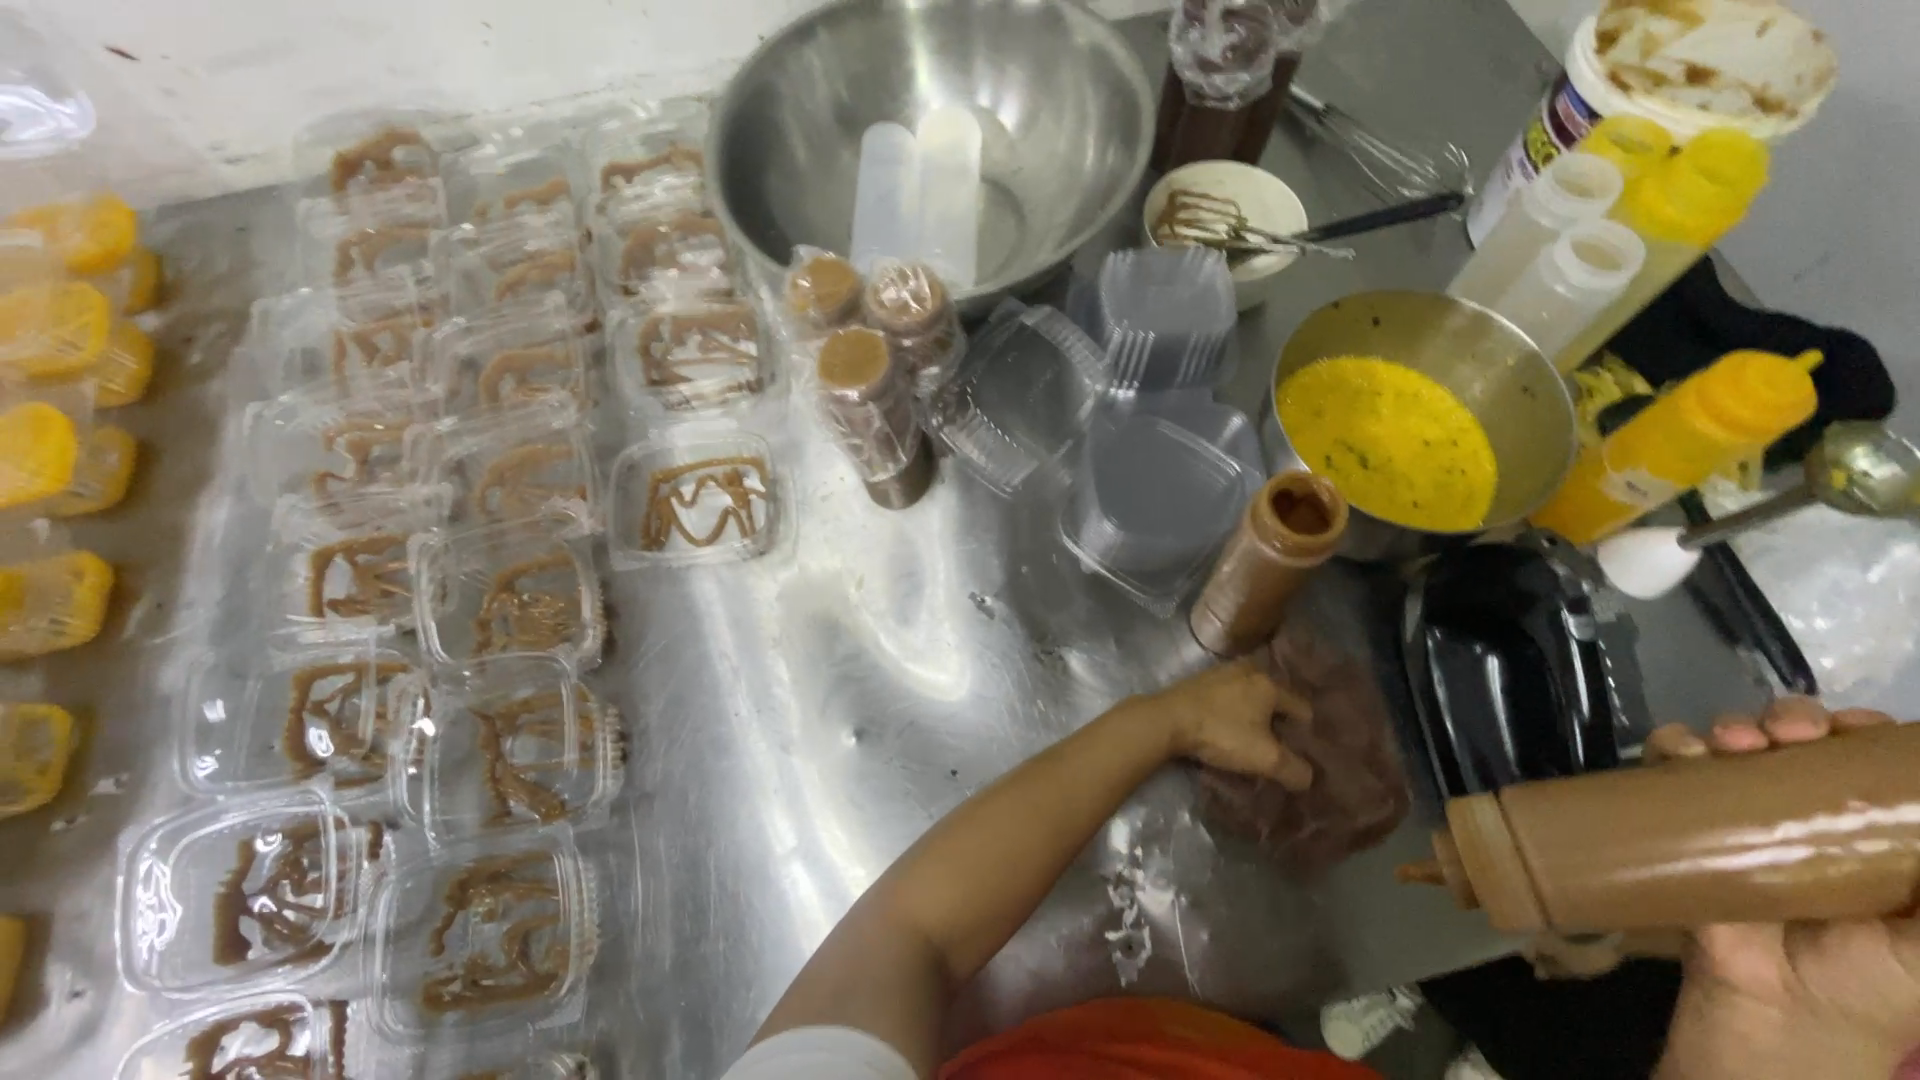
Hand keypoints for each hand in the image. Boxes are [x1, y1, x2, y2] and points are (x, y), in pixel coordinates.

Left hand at [1128, 659, 1314, 789]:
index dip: (1305, 733)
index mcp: (1270, 685)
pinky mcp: (1199, 680)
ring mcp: (1221, 672)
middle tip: (1275, 747)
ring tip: (1249, 739)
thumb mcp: (1264, 758)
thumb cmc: (1221, 734)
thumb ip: (1294, 770)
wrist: (1166, 719)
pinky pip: (1227, 696)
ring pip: (1249, 696)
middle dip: (1278, 722)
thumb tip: (1307, 778)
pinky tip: (1224, 727)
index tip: (1299, 753)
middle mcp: (1249, 670)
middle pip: (1275, 700)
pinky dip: (1231, 710)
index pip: (1303, 709)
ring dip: (1252, 715)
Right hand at [1652, 698, 1919, 1079]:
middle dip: (1795, 718)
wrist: (1775, 1002)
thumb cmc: (1874, 978)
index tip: (1855, 730)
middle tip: (1788, 733)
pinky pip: (1669, 764)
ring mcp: (1739, 806)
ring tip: (1735, 741)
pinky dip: (1672, 745)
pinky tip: (1683, 752)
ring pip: (1735, 738)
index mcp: (1868, 822)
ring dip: (1734, 725)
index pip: (1867, 756)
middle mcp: (1803, 803)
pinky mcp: (1683, 816)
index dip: (1863, 730)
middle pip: (1800, 736)